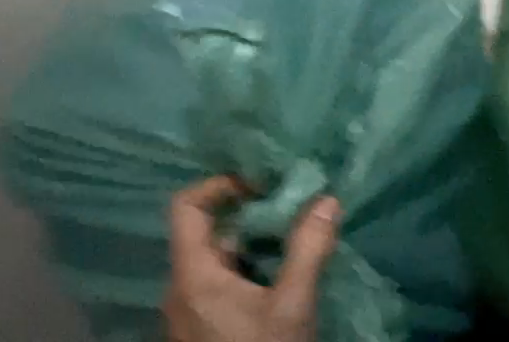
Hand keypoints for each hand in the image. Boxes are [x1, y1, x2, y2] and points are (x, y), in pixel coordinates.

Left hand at [163, 176, 340, 341]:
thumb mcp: (292, 306)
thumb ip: (309, 249)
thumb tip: (327, 199)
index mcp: (193, 277)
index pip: (185, 207)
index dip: (219, 184)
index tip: (261, 182)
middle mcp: (181, 290)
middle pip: (208, 232)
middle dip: (252, 214)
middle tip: (293, 205)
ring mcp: (190, 313)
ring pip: (219, 259)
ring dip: (256, 242)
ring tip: (296, 235)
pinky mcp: (202, 330)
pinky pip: (222, 283)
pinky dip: (252, 268)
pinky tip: (285, 273)